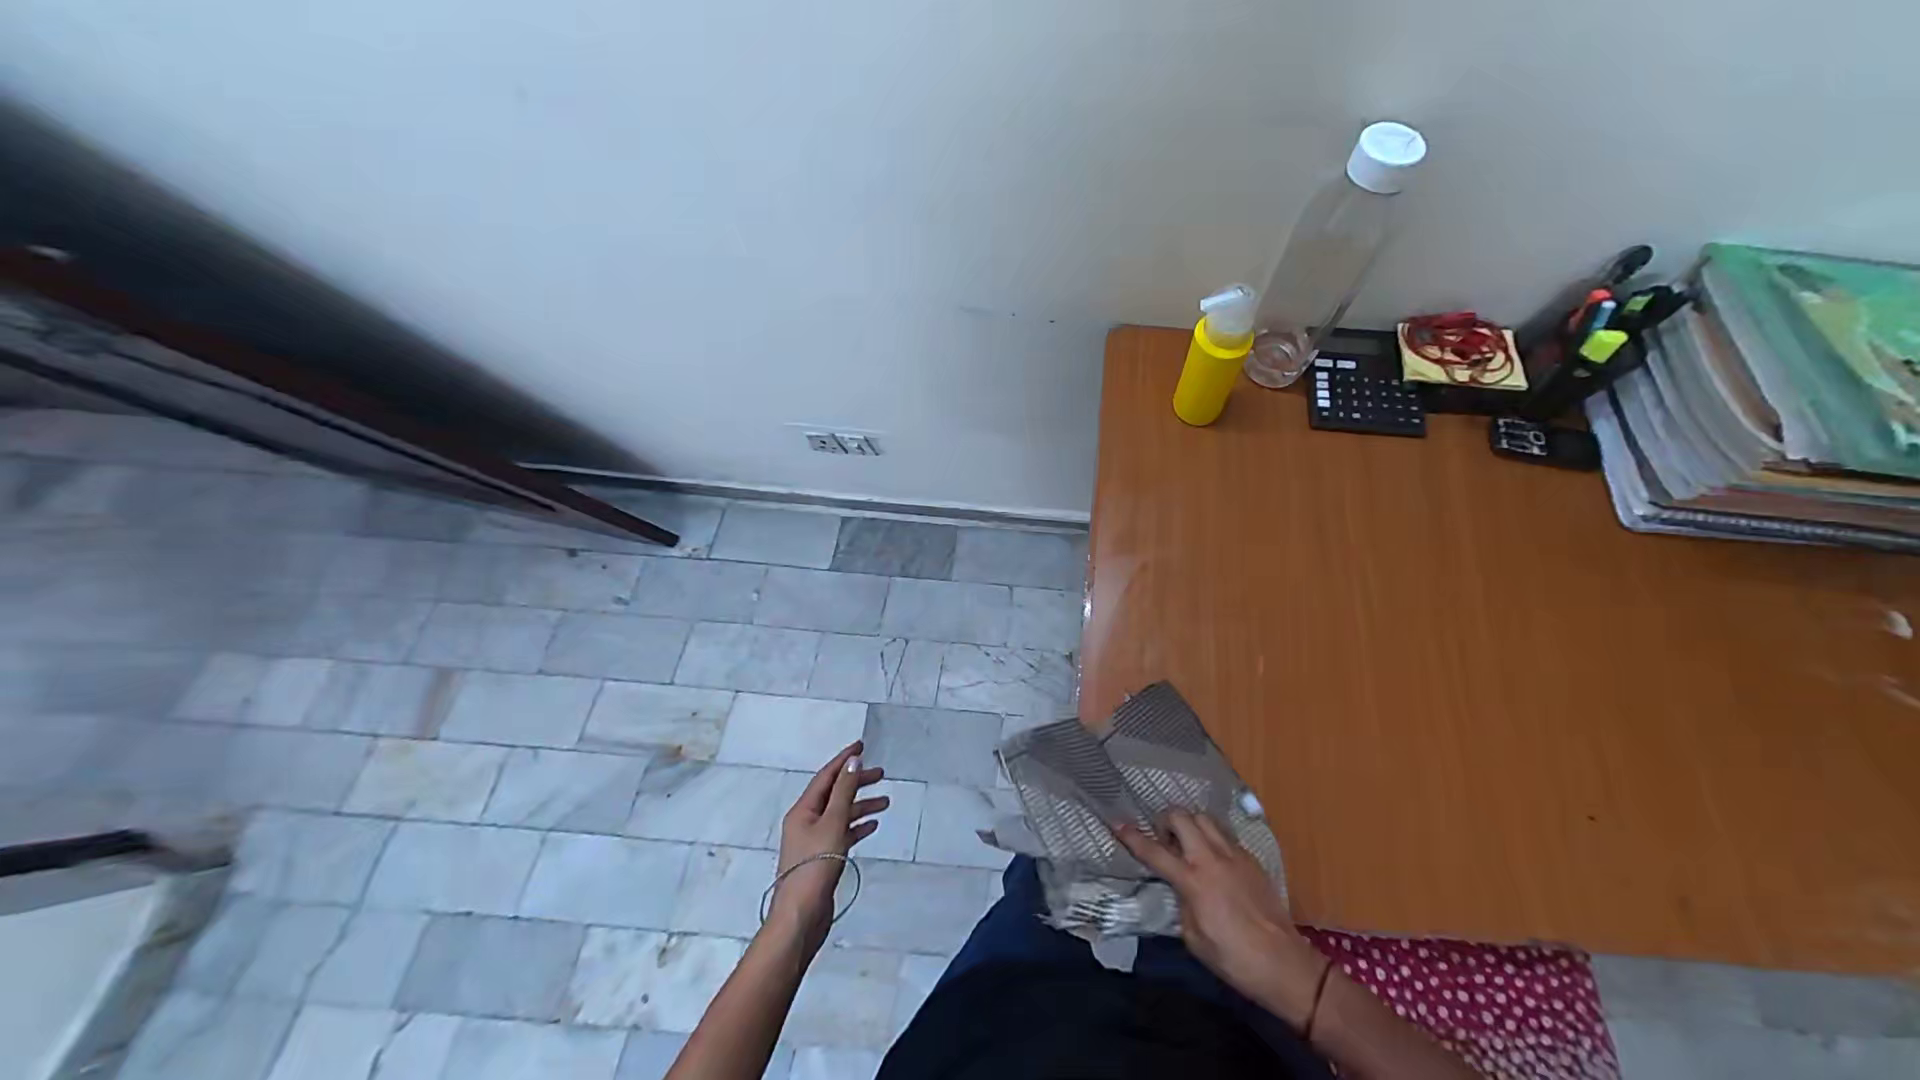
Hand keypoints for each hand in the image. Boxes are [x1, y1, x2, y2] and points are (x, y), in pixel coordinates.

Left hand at [767, 741, 887, 952]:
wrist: (801, 915)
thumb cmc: (815, 866)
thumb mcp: (833, 823)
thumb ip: (844, 792)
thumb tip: (852, 761)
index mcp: (803, 810)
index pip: (826, 776)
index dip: (844, 760)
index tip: (862, 745)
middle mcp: (806, 821)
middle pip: (834, 793)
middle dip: (856, 782)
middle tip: (881, 774)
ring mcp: (813, 840)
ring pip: (840, 814)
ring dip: (861, 805)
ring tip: (885, 801)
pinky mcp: (822, 857)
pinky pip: (842, 833)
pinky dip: (857, 826)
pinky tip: (872, 825)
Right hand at [1114, 809, 1327, 1027]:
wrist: (1284, 964)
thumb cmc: (1232, 958)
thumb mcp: (1192, 937)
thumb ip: (1180, 903)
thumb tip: (1178, 890)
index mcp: (1193, 881)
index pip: (1154, 851)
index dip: (1132, 837)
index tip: (1117, 823)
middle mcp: (1211, 859)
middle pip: (1182, 817)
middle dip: (1166, 821)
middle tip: (1164, 839)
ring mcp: (1235, 855)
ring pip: (1205, 818)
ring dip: (1190, 825)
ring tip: (1188, 844)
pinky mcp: (1252, 860)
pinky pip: (1225, 836)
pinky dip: (1212, 839)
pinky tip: (1214, 860)